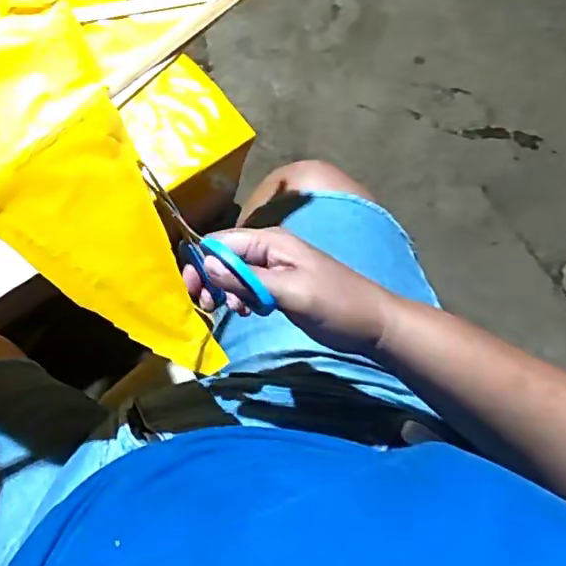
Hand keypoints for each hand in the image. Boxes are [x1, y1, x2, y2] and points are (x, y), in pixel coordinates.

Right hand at [184, 228, 403, 357]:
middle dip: (209, 278)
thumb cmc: (336, 304)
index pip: (222, 242)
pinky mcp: (278, 286)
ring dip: (224, 291)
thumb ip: (249, 278)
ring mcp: (274, 268)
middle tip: (207, 305)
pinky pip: (247, 286)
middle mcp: (269, 249)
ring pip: (233, 273)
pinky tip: (246, 312)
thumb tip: (207, 264)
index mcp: (271, 241)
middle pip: (223, 256)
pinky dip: (239, 298)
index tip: (193, 289)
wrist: (373, 324)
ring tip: (231, 312)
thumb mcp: (291, 292)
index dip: (202, 261)